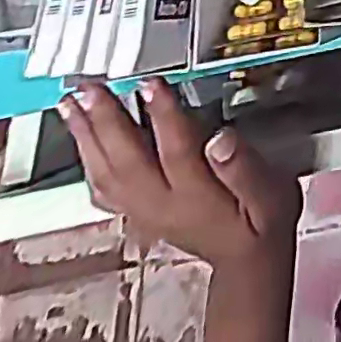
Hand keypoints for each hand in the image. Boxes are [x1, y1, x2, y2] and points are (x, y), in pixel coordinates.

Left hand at [58, 79, 298, 269]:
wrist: (246, 259)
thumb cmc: (262, 218)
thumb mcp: (270, 194)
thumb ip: (245, 168)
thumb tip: (221, 139)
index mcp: (198, 195)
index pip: (175, 149)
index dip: (162, 113)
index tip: (150, 82)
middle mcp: (163, 204)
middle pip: (127, 161)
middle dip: (105, 120)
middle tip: (88, 88)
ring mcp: (145, 211)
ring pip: (107, 175)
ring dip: (86, 138)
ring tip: (70, 105)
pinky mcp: (137, 212)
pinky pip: (103, 189)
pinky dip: (87, 162)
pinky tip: (81, 141)